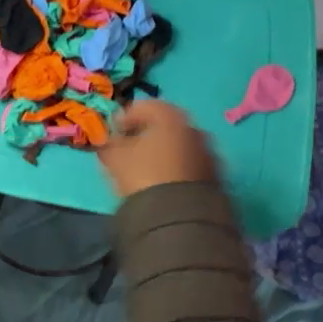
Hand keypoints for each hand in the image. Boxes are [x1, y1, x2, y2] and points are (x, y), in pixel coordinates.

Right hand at [97, 100, 219, 197]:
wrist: (178, 214)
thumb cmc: (143, 175)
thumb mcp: (115, 158)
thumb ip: (109, 145)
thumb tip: (108, 142)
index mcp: (169, 116)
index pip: (145, 107)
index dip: (125, 117)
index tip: (113, 131)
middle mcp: (193, 128)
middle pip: (165, 124)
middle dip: (146, 134)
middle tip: (129, 147)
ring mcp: (207, 151)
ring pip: (179, 145)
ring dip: (163, 151)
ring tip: (146, 167)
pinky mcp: (214, 175)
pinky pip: (189, 163)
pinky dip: (176, 167)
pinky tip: (163, 181)